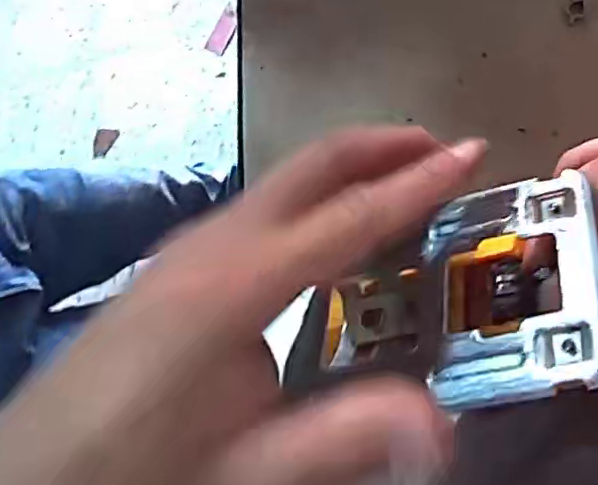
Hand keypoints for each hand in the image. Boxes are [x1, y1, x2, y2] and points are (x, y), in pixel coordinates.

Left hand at [0, 127, 486, 484]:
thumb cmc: (125, 482)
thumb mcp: (238, 475)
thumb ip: (341, 439)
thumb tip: (441, 422)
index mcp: (238, 284)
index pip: (354, 214)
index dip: (422, 181)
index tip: (472, 150)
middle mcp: (215, 241)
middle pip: (317, 164)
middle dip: (386, 145)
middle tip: (443, 151)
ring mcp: (188, 244)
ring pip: (290, 178)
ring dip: (353, 168)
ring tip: (403, 181)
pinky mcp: (175, 261)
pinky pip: (267, 204)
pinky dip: (318, 196)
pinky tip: (333, 232)